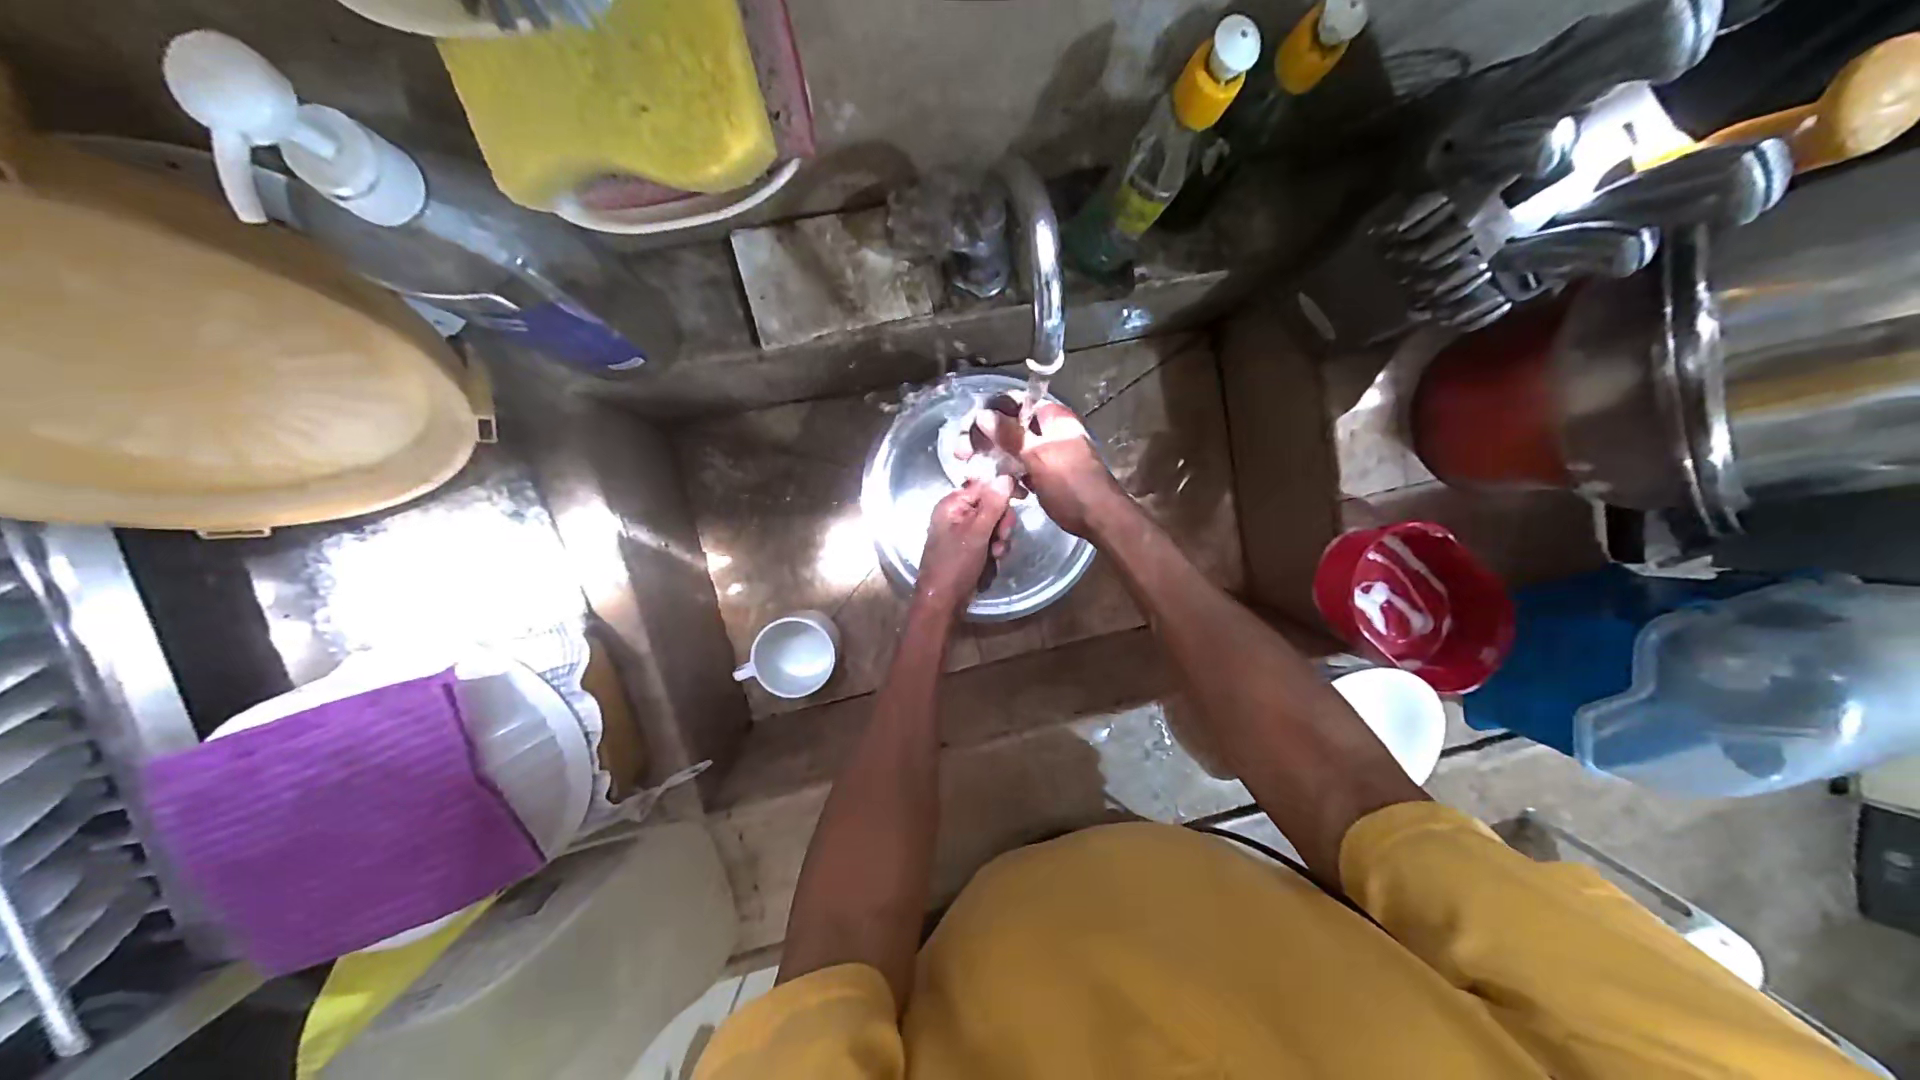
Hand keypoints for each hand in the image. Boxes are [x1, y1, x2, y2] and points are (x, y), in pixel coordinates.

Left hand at [915, 476, 1015, 616]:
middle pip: (992, 506)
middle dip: (1002, 522)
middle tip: (1001, 537)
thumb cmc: (955, 564)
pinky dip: (995, 549)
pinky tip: (993, 560)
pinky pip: (990, 540)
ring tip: (996, 554)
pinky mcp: (969, 548)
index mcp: (952, 504)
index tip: (1024, 498)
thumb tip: (1006, 476)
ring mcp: (962, 532)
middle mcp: (956, 514)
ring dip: (1000, 539)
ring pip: (994, 525)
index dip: (1004, 492)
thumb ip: (993, 505)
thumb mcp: (977, 532)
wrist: (943, 602)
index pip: (984, 486)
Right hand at [980, 402, 1126, 537]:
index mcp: (1053, 417)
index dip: (989, 414)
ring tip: (980, 474)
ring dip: (998, 460)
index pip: (1014, 403)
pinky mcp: (1049, 473)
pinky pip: (1024, 467)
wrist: (1100, 518)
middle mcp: (1051, 430)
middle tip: (965, 456)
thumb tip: (983, 415)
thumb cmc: (1071, 485)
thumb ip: (1010, 434)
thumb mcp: (1038, 456)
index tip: (969, 433)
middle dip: (987, 440)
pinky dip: (1014, 475)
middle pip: (1010, 426)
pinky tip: (1010, 489)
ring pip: (1015, 449)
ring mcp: (1050, 452)